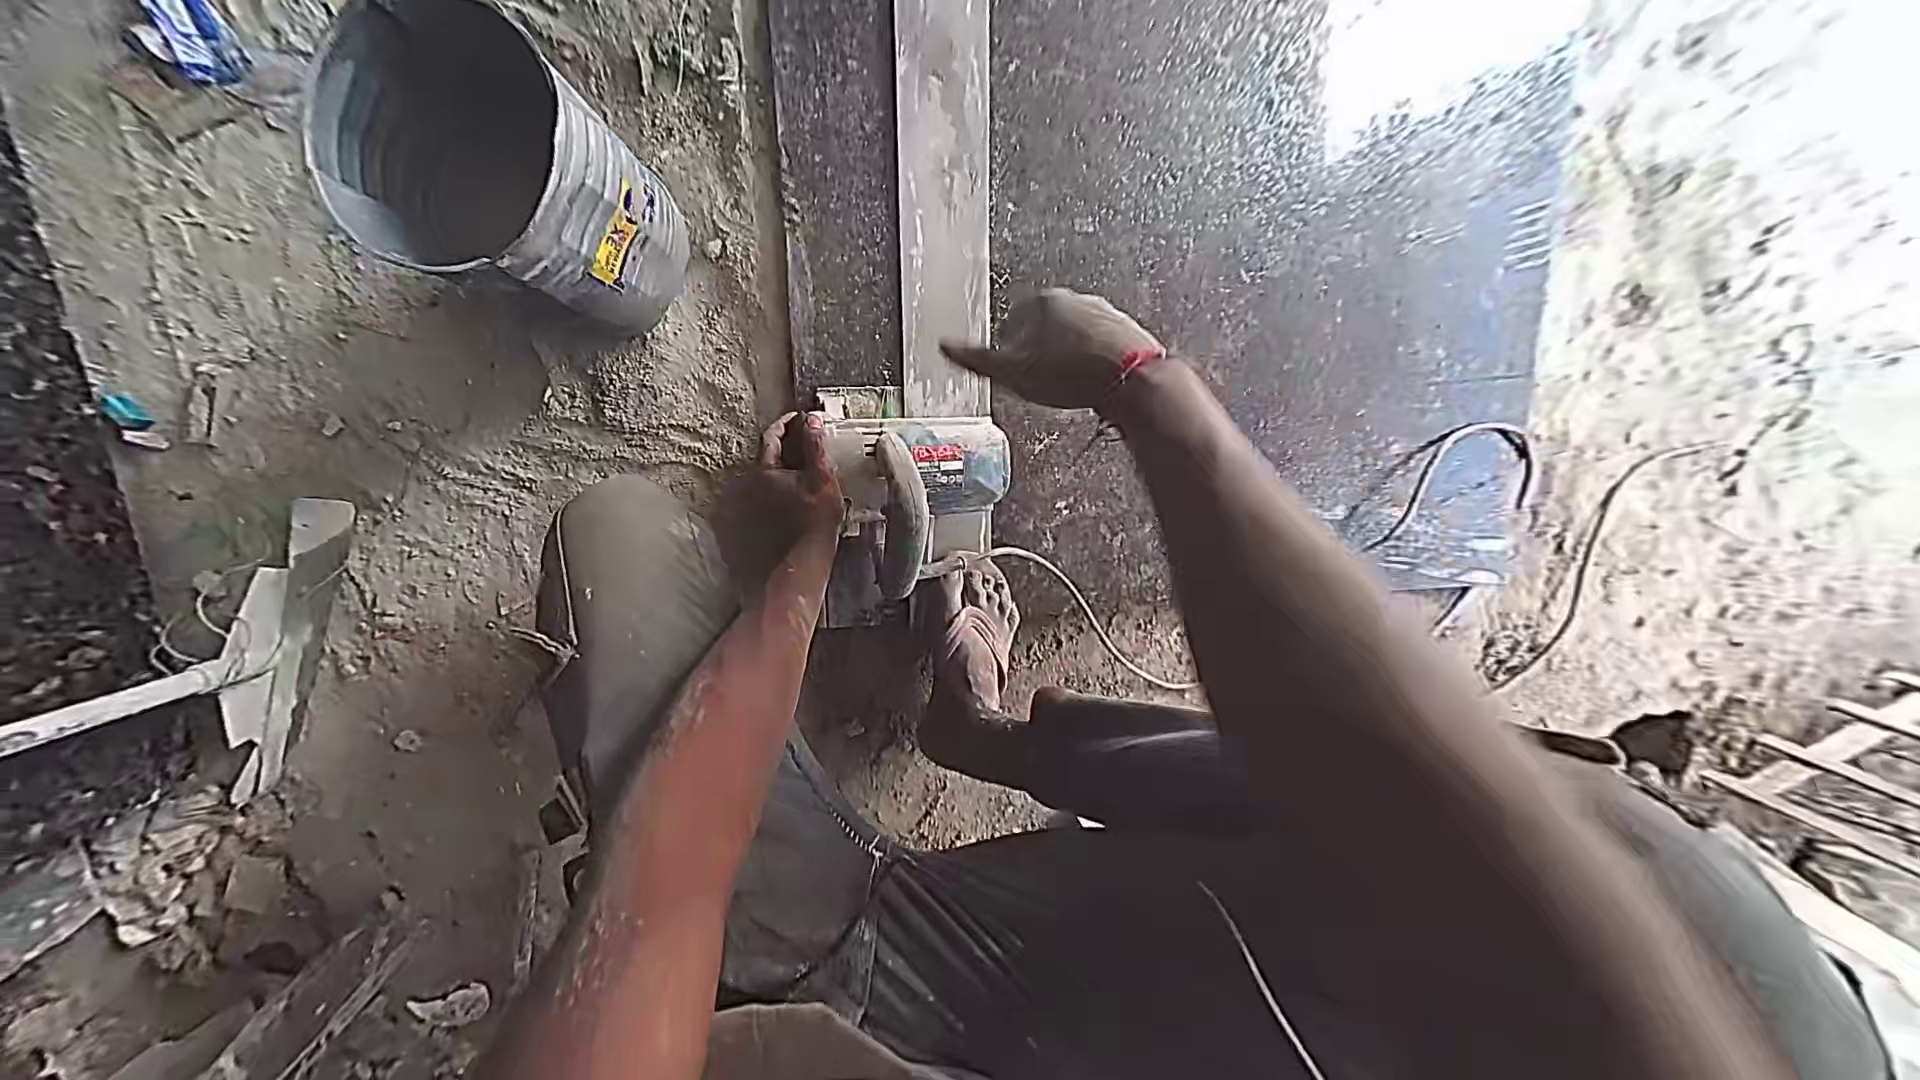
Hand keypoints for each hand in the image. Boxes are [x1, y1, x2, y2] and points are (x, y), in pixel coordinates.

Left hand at [712, 412, 845, 589]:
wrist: (790, 575)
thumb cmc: (812, 529)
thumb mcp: (823, 484)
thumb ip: (816, 449)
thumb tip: (812, 420)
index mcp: (765, 471)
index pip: (773, 436)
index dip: (788, 425)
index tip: (799, 420)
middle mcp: (745, 486)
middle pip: (767, 463)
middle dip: (785, 459)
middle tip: (807, 464)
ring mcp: (738, 510)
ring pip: (760, 488)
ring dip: (777, 486)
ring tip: (799, 497)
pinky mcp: (736, 533)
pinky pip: (754, 511)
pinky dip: (768, 508)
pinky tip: (785, 520)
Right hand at [939, 287, 1164, 409]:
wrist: (1129, 379)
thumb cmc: (1072, 373)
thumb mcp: (1010, 373)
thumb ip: (975, 360)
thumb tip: (944, 347)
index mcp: (1040, 302)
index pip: (1010, 323)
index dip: (1007, 351)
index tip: (1011, 370)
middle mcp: (1074, 300)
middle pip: (1044, 327)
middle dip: (1038, 352)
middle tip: (1037, 380)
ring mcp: (1102, 313)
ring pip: (1072, 336)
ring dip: (1065, 357)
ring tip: (1064, 385)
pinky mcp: (1124, 331)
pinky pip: (1098, 346)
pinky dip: (1090, 361)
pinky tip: (1088, 383)